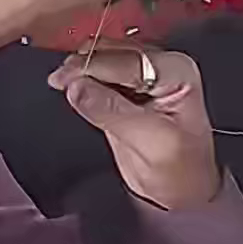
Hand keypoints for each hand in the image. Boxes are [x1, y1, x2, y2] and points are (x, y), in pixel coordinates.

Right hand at [48, 46, 220, 209]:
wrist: (184, 191)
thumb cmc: (182, 171)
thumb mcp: (150, 143)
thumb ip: (112, 112)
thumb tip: (77, 87)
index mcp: (176, 70)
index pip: (126, 61)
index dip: (93, 67)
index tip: (66, 78)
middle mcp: (161, 63)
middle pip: (113, 52)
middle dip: (84, 65)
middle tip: (58, 80)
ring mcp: (145, 70)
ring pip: (104, 56)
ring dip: (82, 67)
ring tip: (61, 81)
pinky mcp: (128, 82)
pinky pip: (101, 69)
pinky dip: (85, 75)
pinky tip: (73, 84)